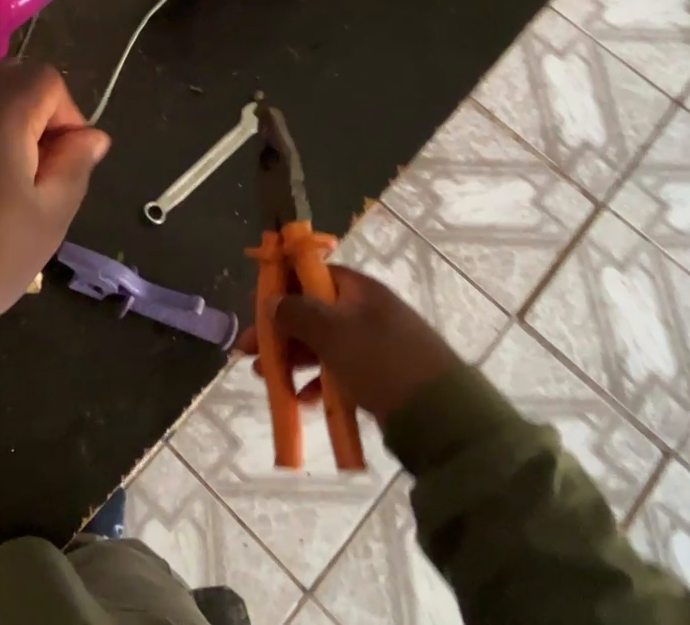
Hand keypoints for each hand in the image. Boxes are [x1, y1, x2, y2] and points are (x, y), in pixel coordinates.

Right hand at [238, 265, 459, 422]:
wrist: (440, 416)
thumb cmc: (380, 360)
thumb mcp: (332, 331)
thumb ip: (296, 312)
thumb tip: (272, 300)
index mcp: (357, 289)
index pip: (311, 274)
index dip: (281, 285)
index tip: (256, 304)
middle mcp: (364, 310)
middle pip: (309, 311)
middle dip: (277, 330)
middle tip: (248, 350)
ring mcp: (371, 343)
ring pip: (319, 343)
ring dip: (290, 358)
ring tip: (264, 377)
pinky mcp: (376, 374)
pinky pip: (335, 370)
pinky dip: (315, 382)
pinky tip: (300, 399)